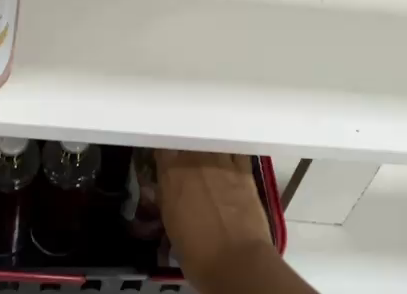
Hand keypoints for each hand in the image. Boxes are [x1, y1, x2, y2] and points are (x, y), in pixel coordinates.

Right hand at [154, 150, 272, 279]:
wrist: (238, 261)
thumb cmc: (198, 254)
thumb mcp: (171, 228)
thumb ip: (168, 202)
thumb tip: (167, 194)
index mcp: (171, 174)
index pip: (162, 150)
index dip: (165, 157)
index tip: (165, 165)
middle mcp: (194, 160)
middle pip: (187, 144)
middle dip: (186, 154)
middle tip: (189, 169)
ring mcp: (220, 161)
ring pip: (211, 145)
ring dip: (209, 154)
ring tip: (211, 166)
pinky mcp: (244, 169)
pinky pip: (235, 152)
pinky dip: (232, 156)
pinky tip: (231, 164)